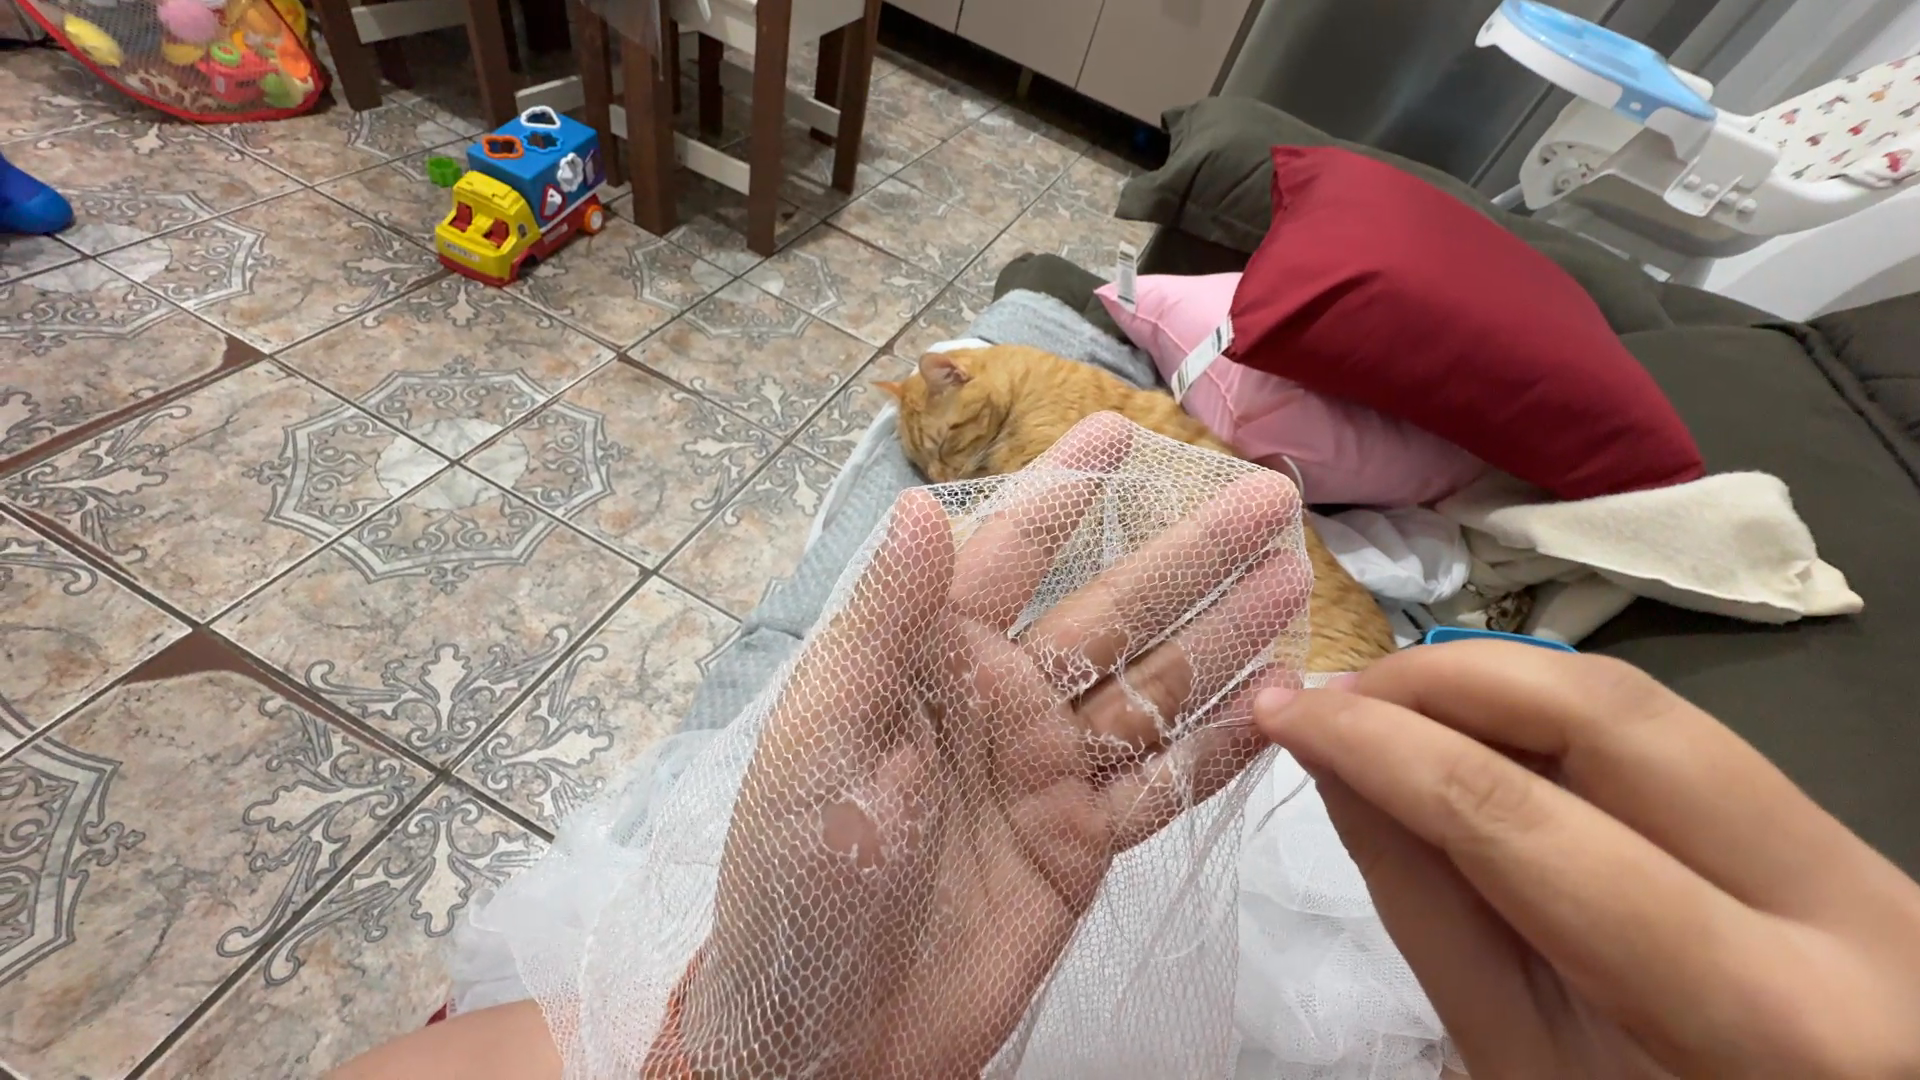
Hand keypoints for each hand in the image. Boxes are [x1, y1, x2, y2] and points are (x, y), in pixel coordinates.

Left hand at [663, 415, 1309, 1076]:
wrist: (831, 1029)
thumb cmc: (805, 874)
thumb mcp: (827, 736)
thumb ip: (882, 622)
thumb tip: (916, 505)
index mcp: (935, 658)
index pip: (1010, 549)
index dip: (1067, 487)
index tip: (1122, 430)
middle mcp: (1002, 698)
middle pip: (1112, 608)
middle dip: (1187, 552)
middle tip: (1264, 499)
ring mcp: (1048, 768)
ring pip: (1153, 688)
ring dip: (1223, 636)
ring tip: (1292, 580)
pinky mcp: (1080, 839)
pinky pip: (1162, 784)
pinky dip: (1219, 750)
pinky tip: (1279, 708)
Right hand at [1254, 642, 1919, 1078]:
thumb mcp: (1505, 1053)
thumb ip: (1415, 891)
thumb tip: (1327, 754)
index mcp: (1765, 1013)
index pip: (1517, 816)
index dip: (1377, 745)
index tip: (1285, 711)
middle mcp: (1852, 908)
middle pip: (1603, 711)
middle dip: (1438, 679)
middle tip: (1339, 694)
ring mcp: (1856, 855)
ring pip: (1633, 698)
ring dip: (1481, 679)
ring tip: (1385, 705)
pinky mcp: (1824, 828)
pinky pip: (1655, 727)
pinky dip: (1533, 707)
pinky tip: (1465, 729)